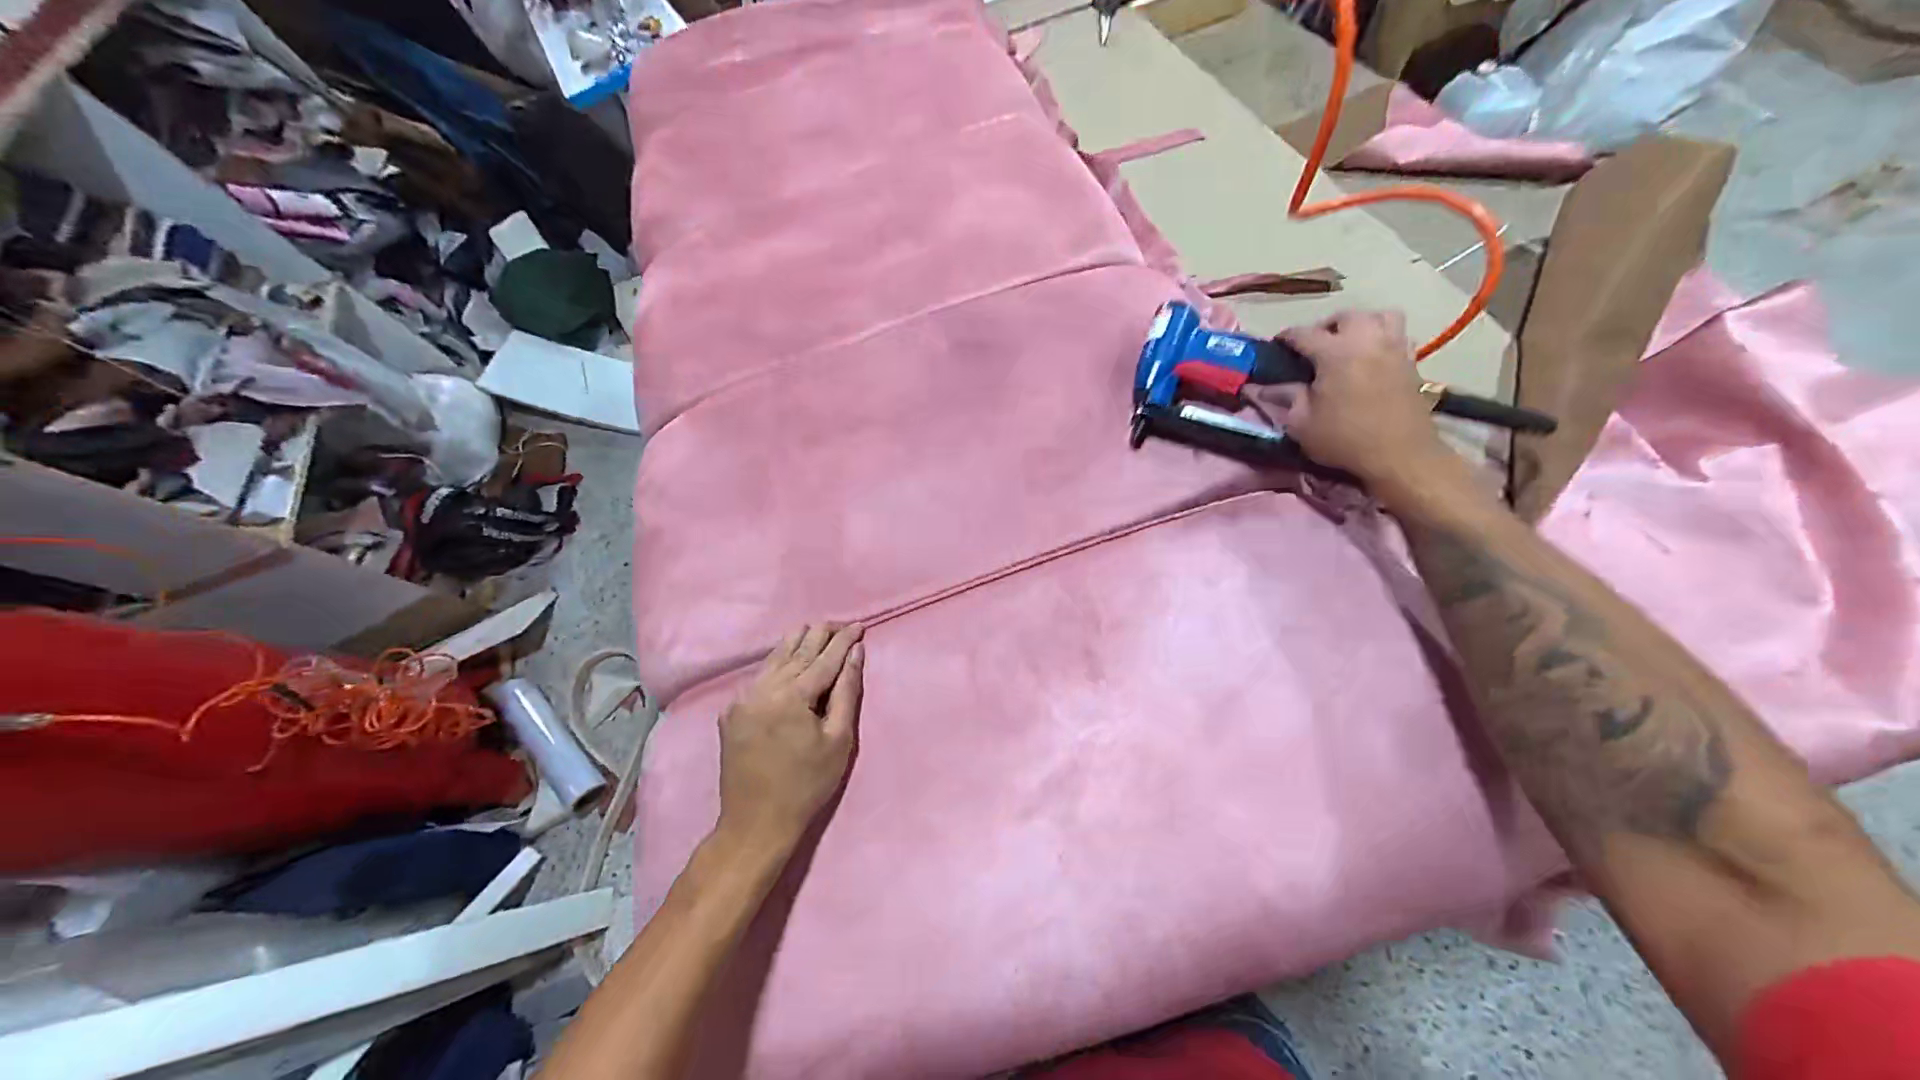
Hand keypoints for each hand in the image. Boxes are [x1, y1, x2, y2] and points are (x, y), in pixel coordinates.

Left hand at [715, 623, 864, 853]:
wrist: (756, 822)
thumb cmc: (807, 785)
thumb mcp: (838, 739)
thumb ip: (847, 692)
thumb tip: (855, 654)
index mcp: (792, 696)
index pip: (824, 658)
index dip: (844, 640)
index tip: (859, 625)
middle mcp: (763, 689)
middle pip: (797, 652)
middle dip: (820, 634)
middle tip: (840, 623)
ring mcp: (742, 699)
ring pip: (774, 660)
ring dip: (796, 643)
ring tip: (813, 629)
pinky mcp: (731, 712)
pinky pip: (758, 677)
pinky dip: (776, 663)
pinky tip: (785, 657)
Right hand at [1247, 310, 1453, 489]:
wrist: (1399, 455)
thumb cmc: (1344, 439)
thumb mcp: (1301, 423)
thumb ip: (1283, 398)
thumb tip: (1258, 387)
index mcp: (1335, 352)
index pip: (1302, 333)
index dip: (1285, 338)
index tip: (1275, 347)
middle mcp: (1366, 340)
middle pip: (1345, 317)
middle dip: (1326, 327)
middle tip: (1314, 348)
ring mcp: (1393, 348)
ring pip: (1379, 316)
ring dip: (1361, 324)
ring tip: (1349, 344)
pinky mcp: (1411, 362)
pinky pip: (1398, 335)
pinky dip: (1383, 339)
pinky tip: (1372, 358)